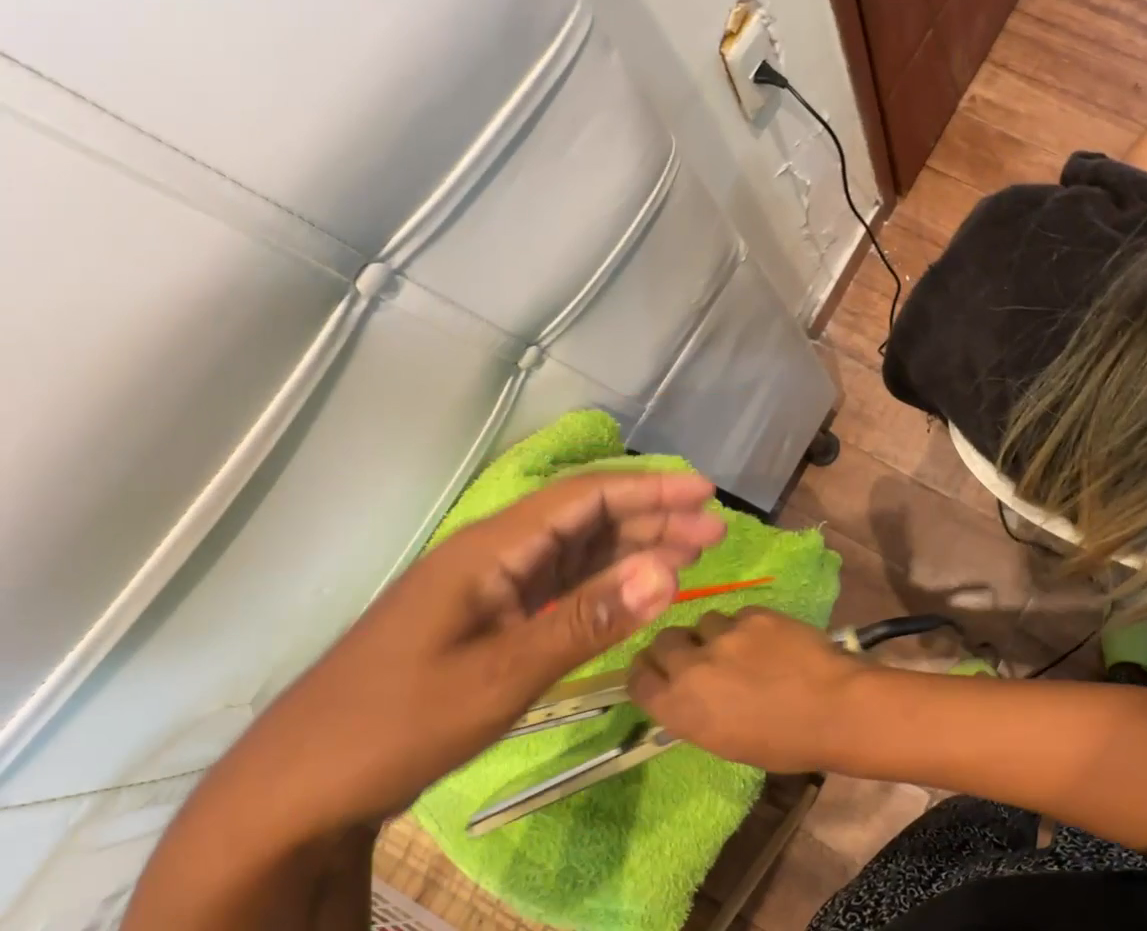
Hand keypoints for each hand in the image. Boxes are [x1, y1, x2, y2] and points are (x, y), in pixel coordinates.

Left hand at [217, 471, 726, 837]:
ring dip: (634, 551)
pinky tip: (637, 595)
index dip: (649, 489)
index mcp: (490, 550)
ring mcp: (489, 592)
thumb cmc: (398, 722)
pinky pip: (560, 589)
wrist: (300, 791)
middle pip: (586, 520)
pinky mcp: (488, 624)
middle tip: (713, 533)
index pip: (584, 497)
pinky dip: (606, 587)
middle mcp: (493, 558)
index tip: (706, 494)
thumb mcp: (502, 673)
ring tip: (691, 557)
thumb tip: (670, 570)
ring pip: (577, 554)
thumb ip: (589, 619)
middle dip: (653, 519)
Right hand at [629, 608, 868, 773]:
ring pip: (704, 621)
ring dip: (713, 633)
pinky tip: (768, 639)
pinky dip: (747, 625)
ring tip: (739, 647)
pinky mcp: (756, 615)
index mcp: (678, 707)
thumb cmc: (782, 743)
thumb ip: (696, 712)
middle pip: (664, 641)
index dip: (646, 672)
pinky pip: (739, 614)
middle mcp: (692, 666)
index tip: (657, 671)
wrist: (832, 708)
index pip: (638, 678)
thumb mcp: (724, 741)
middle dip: (676, 647)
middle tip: (697, 655)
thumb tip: (691, 694)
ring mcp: (724, 635)